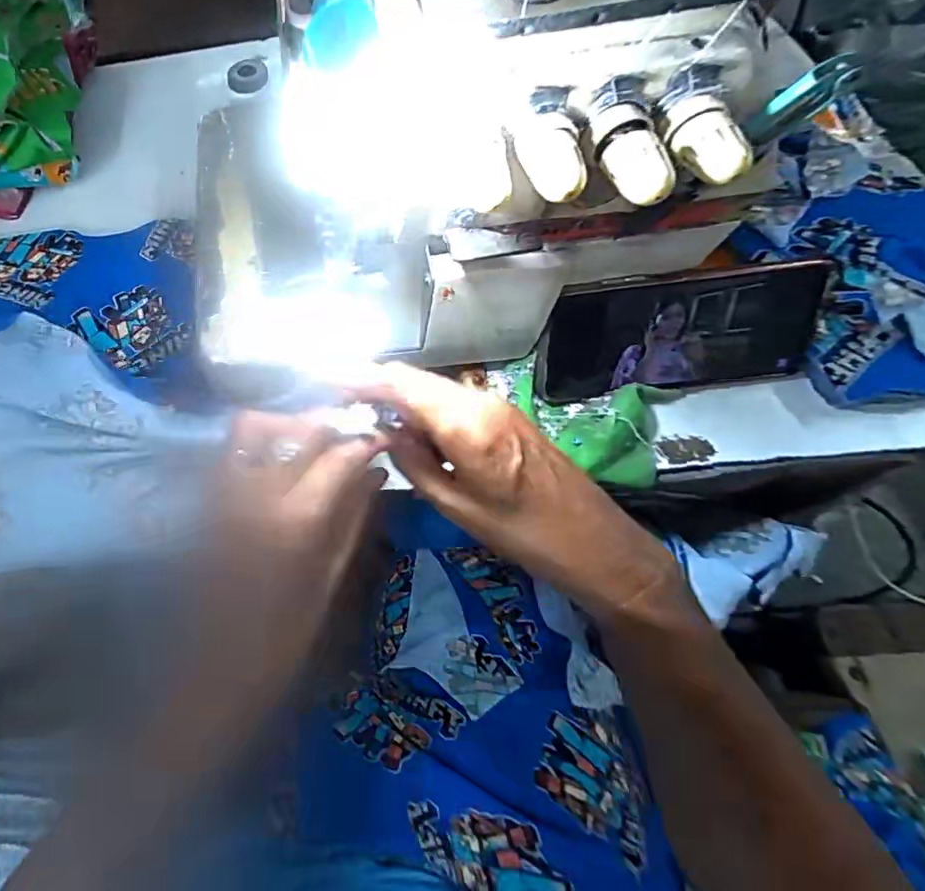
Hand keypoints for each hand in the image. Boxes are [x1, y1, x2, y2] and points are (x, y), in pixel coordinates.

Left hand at [194, 412, 387, 697]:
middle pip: (295, 429)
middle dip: (329, 423)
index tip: (382, 439)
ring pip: (252, 427)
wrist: (211, 666)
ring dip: (286, 424)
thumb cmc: (282, 638)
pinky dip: (256, 441)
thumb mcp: (328, 582)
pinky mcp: (204, 498)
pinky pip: (229, 449)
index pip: (337, 456)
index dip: (365, 441)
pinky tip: (276, 459)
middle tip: (349, 435)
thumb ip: (351, 519)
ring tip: (310, 441)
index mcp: (296, 519)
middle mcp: (256, 491)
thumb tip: (374, 473)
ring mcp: (223, 490)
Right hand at [353, 364, 689, 629]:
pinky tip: (406, 425)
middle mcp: (479, 401)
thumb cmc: (525, 536)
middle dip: (372, 383)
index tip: (323, 378)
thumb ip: (413, 462)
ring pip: (430, 387)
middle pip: (413, 378)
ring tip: (363, 413)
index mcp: (465, 423)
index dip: (357, 377)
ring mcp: (495, 404)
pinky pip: (450, 400)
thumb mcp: (456, 506)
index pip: (399, 384)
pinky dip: (421, 406)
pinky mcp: (504, 415)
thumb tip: (383, 429)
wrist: (601, 545)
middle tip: (336, 398)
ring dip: (397, 395)